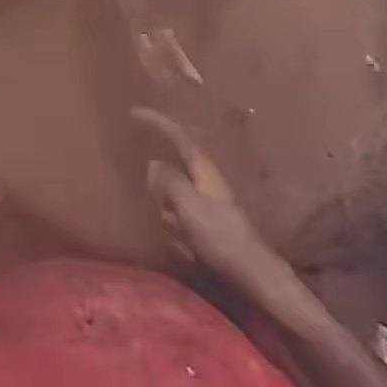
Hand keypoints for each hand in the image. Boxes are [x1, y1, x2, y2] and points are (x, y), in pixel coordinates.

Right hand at [133, 107, 279, 286]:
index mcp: (204, 170)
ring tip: (141, 187)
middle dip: (158, 148)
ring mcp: (207, 199)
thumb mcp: (191, 207)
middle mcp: (206, 179)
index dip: (156, 121)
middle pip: (176, 155)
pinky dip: (166, 207)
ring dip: (160, 183)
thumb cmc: (222, 238)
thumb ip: (170, 183)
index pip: (178, 135)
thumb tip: (152, 163)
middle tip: (133, 143)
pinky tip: (161, 221)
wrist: (253, 274)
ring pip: (175, 182)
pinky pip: (178, 205)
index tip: (133, 112)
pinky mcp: (206, 219)